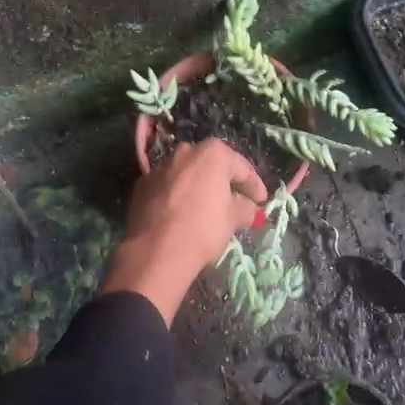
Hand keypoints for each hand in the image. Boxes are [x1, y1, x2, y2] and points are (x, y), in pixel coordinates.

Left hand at [100, 138, 267, 324]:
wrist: (156, 252)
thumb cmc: (202, 230)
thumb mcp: (231, 220)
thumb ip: (245, 209)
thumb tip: (251, 210)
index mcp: (213, 154)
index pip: (242, 168)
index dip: (254, 186)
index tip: (262, 202)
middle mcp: (186, 152)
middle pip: (213, 165)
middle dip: (226, 182)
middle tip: (238, 201)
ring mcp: (162, 167)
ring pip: (188, 173)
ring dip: (199, 187)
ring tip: (208, 207)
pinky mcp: (143, 184)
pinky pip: (168, 186)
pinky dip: (177, 195)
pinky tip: (182, 213)